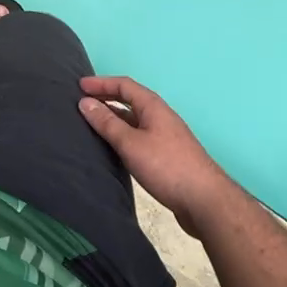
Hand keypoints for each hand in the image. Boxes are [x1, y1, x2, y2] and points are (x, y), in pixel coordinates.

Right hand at [78, 76, 240, 236]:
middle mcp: (161, 118)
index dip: (101, 83)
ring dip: (114, 119)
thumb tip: (85, 102)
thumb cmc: (167, 167)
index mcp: (153, 107)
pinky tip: (114, 149)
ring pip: (135, 121)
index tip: (79, 86)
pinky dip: (123, 136)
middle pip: (130, 101)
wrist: (207, 203)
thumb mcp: (130, 143)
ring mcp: (167, 138)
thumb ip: (106, 122)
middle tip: (83, 103)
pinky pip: (140, 137)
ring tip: (92, 125)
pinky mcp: (168, 158)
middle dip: (107, 99)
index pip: (124, 85)